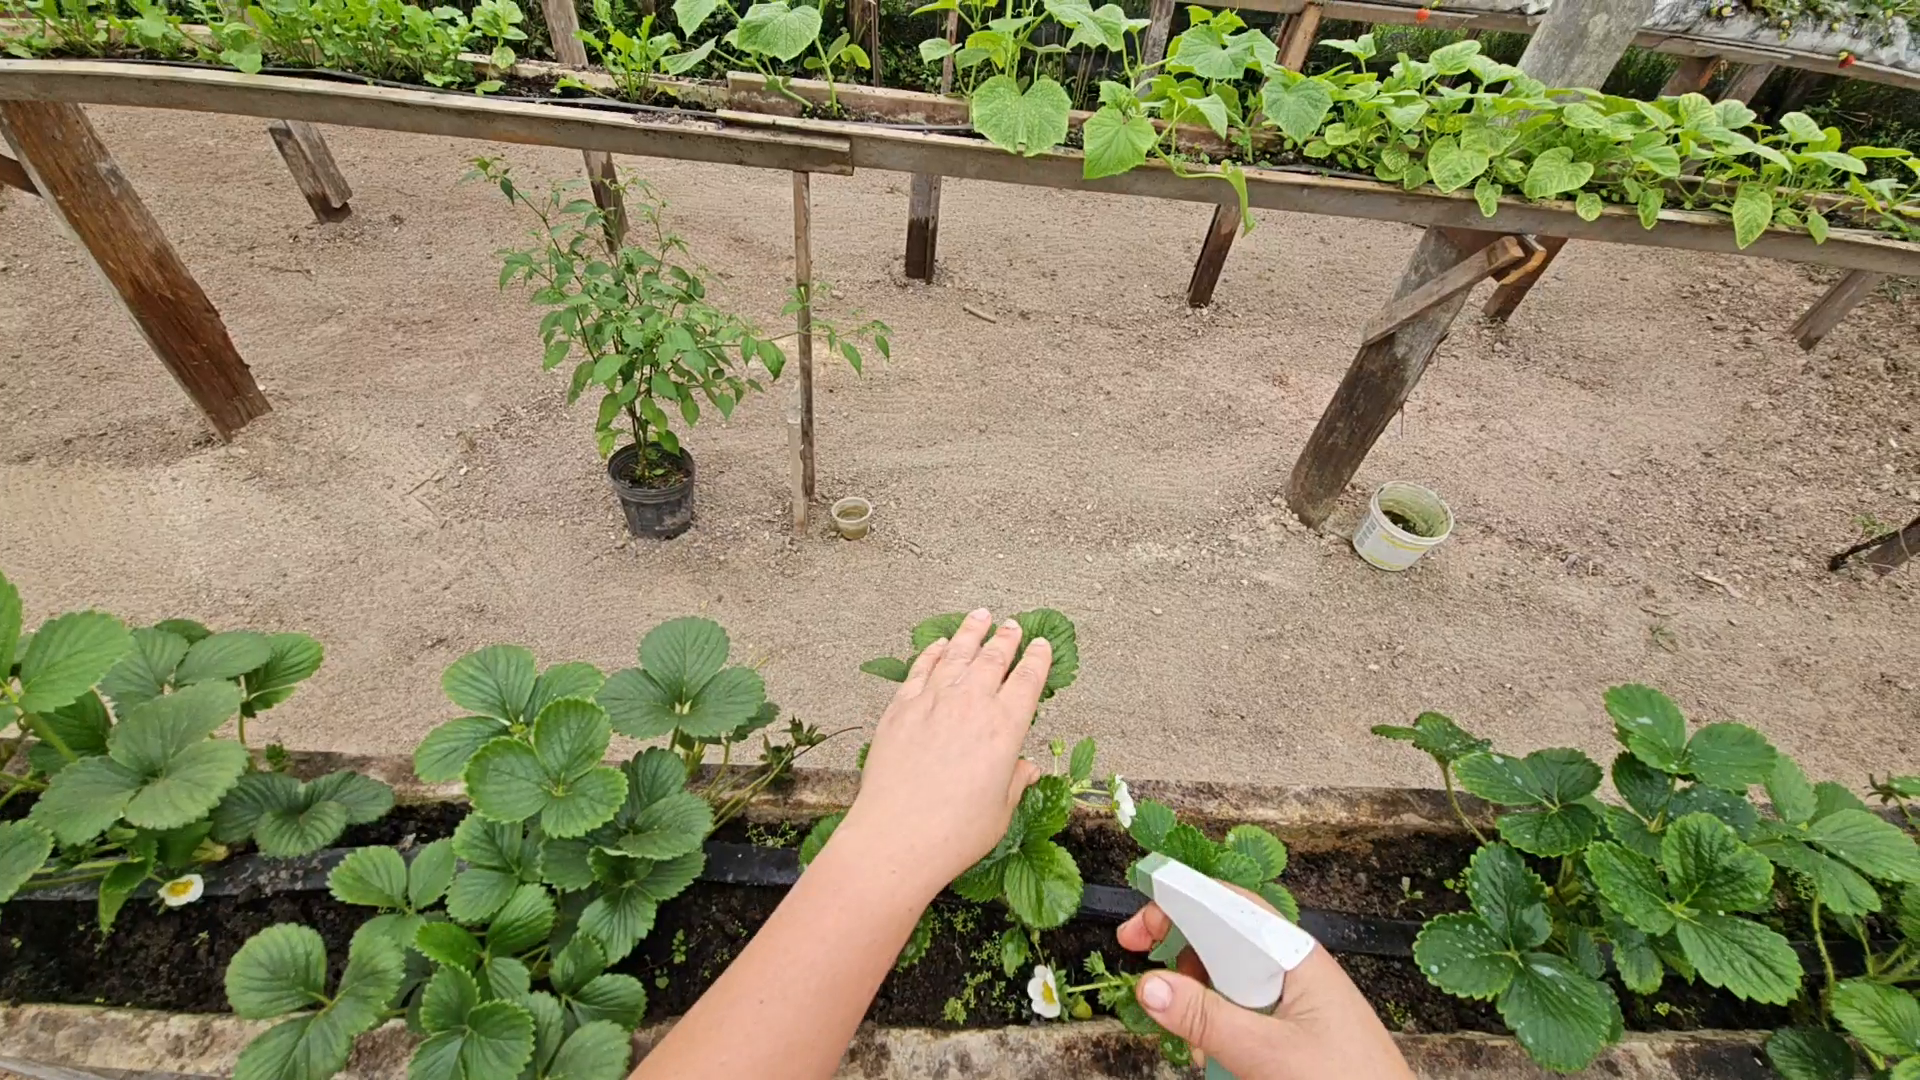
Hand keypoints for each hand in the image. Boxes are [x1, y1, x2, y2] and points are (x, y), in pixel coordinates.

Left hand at [833, 608, 1049, 900]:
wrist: (896, 836)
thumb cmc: (954, 833)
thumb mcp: (1000, 811)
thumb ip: (1015, 781)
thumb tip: (1026, 768)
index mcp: (1005, 728)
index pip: (1028, 680)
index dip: (1037, 658)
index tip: (1041, 645)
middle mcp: (972, 705)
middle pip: (994, 658)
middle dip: (1006, 638)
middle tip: (1013, 625)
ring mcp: (934, 701)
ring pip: (957, 653)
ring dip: (971, 632)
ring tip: (981, 615)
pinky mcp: (902, 706)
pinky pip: (921, 667)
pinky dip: (933, 651)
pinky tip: (939, 644)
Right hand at [1119, 886, 1415, 1079]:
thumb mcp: (1270, 1057)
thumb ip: (1207, 1019)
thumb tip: (1148, 985)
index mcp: (1292, 954)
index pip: (1223, 905)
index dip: (1174, 904)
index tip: (1135, 930)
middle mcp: (1290, 966)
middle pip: (1219, 935)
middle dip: (1177, 948)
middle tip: (1137, 959)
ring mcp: (1292, 997)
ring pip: (1225, 973)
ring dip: (1195, 994)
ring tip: (1188, 1037)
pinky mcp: (1292, 1027)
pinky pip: (1240, 1006)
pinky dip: (1215, 1021)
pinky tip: (1210, 1052)